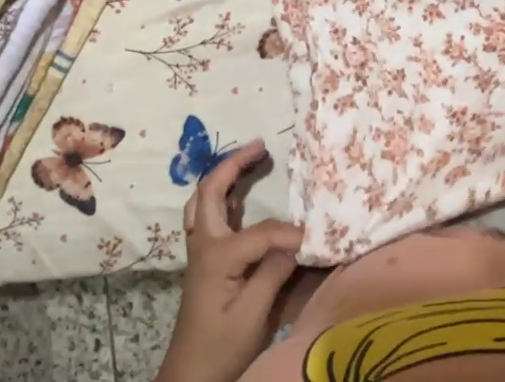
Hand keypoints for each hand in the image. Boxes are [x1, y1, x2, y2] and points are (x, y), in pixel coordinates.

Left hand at [156, 140, 303, 381]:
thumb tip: (299, 240)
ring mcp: (200, 250)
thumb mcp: (253, 314)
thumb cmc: (221, 346)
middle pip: (211, 190)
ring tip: (251, 158)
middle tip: (260, 145)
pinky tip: (241, 192)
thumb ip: (274, 272)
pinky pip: (208, 214)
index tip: (313, 242)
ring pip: (204, 198)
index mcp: (216, 255)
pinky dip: (223, 194)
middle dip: (234, 163)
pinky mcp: (204, 259)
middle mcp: (204, 243)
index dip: (288, 235)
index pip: (260, 232)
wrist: (190, 375)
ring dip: (224, 175)